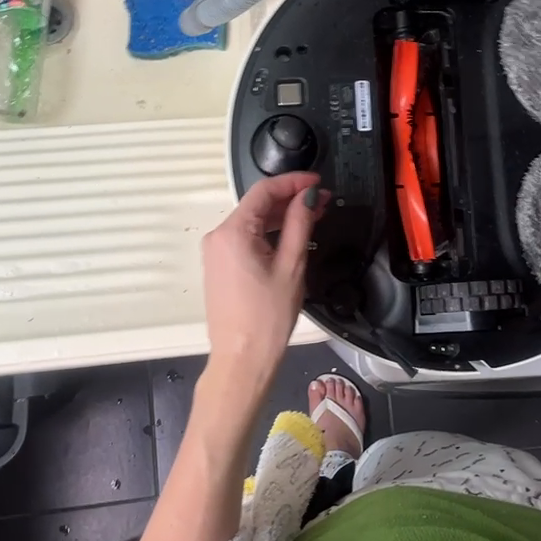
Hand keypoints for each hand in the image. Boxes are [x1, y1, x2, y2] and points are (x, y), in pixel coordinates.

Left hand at [201, 172, 325, 381]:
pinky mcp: (221, 266)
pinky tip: (293, 235)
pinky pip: (246, 238)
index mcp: (232, 232)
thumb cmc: (267, 317)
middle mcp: (218, 236)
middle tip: (323, 201)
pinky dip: (270, 233)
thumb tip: (308, 196)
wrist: (242, 358)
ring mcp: (217, 252)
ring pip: (253, 221)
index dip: (293, 182)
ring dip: (282, 216)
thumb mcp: (291, 266)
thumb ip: (300, 224)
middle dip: (290, 199)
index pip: (263, 191)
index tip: (318, 182)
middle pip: (257, 204)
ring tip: (314, 216)